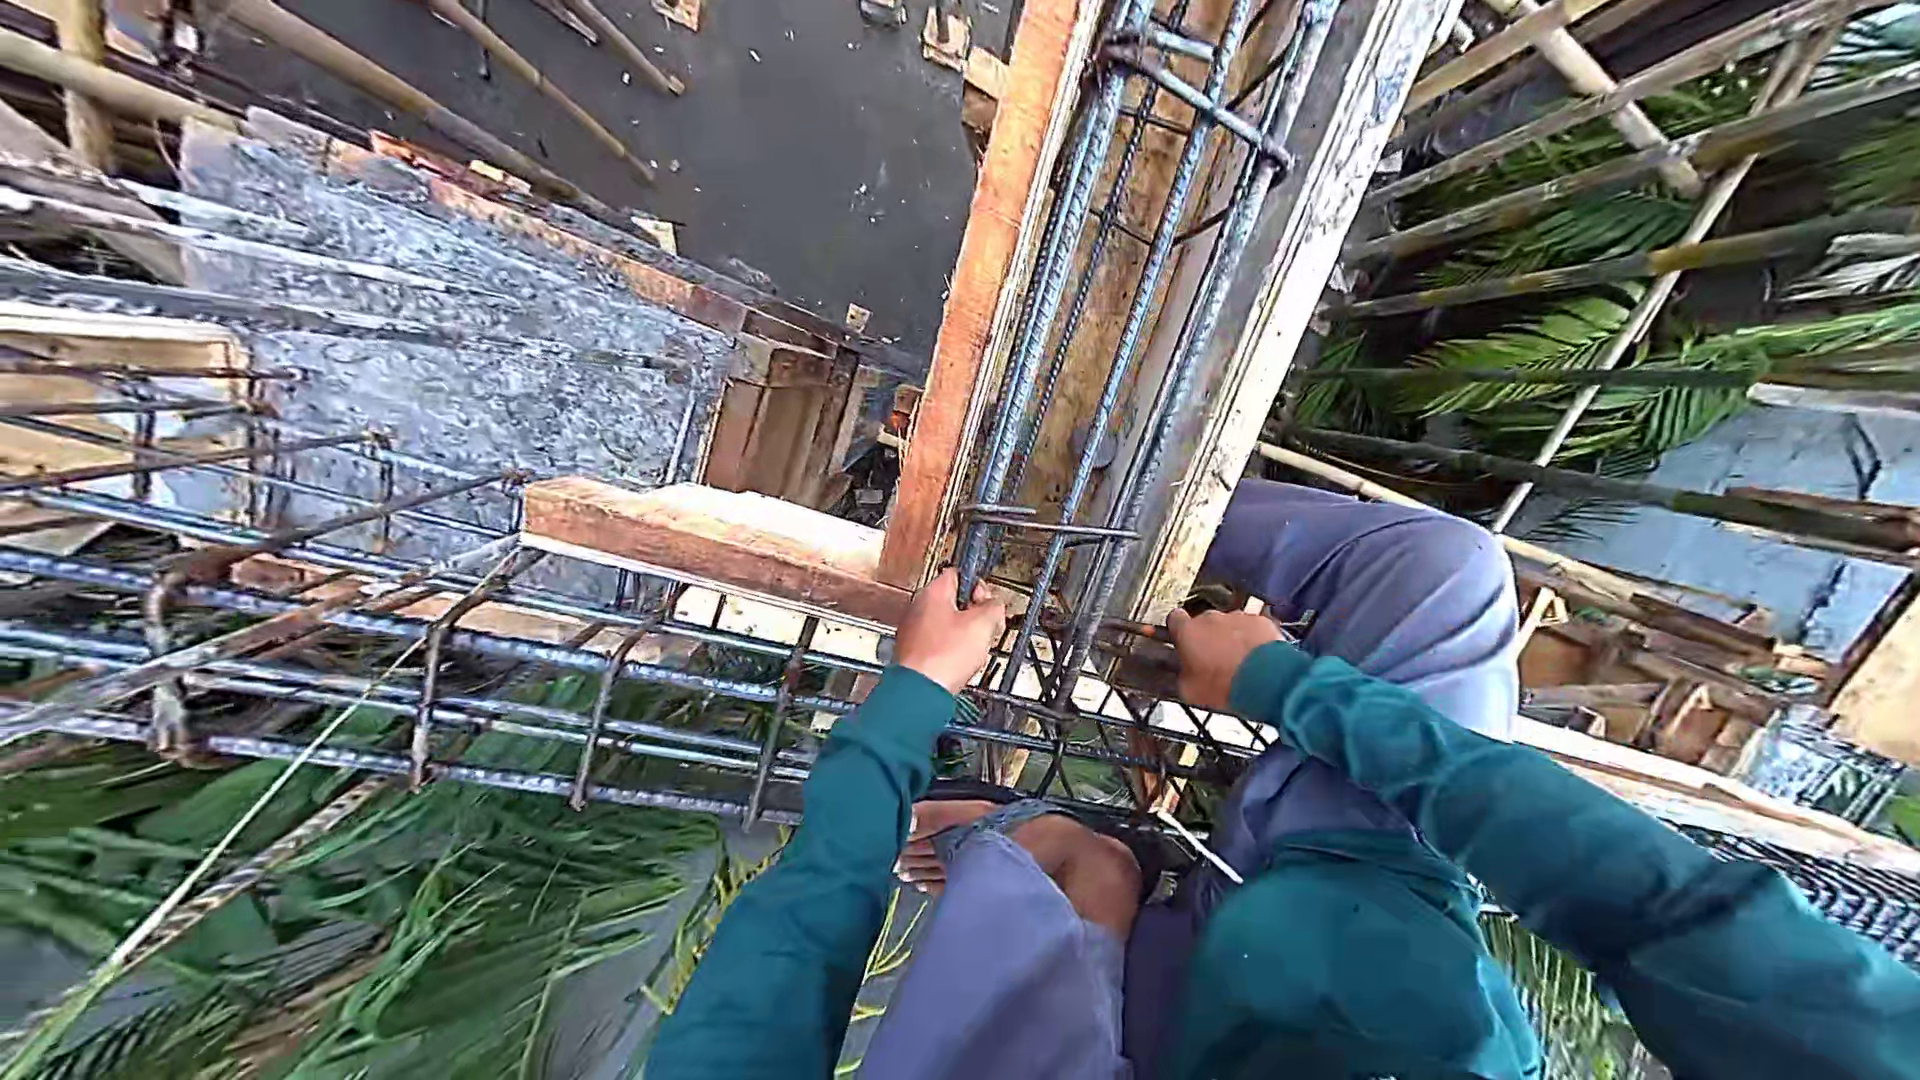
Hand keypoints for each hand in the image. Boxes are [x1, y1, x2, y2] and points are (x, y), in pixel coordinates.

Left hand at [894, 568, 1007, 694]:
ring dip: (964, 633)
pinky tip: (958, 662)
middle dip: (974, 614)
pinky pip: (939, 642)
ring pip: (948, 623)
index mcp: (933, 592)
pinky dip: (951, 649)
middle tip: (983, 629)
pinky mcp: (914, 650)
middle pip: (955, 600)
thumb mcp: (982, 624)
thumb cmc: (945, 656)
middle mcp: (919, 606)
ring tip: (971, 650)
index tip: (986, 603)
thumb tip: (994, 605)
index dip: (978, 587)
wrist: (921, 690)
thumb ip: (993, 606)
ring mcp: (914, 629)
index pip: (959, 574)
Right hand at [1165, 608, 1280, 709]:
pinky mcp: (1260, 621)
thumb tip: (1183, 677)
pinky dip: (1252, 640)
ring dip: (1230, 639)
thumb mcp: (1191, 691)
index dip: (1179, 630)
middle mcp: (1209, 619)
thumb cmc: (1228, 685)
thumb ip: (1182, 676)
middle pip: (1203, 623)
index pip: (1174, 619)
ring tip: (1239, 664)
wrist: (1268, 681)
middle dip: (1207, 638)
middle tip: (1214, 662)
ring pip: (1228, 625)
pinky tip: (1257, 659)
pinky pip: (1251, 628)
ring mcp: (1236, 617)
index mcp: (1187, 631)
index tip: (1183, 642)